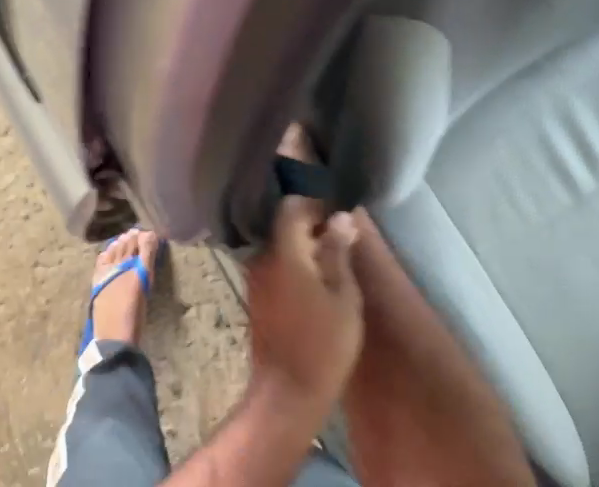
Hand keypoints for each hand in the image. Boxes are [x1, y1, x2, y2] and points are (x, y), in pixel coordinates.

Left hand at [245, 194, 363, 413]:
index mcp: (284, 251)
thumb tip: (341, 216)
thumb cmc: (324, 345)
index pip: (292, 205)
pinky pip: (274, 264)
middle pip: (283, 223)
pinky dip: (293, 262)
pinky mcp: (255, 295)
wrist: (287, 394)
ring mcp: (255, 277)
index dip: (317, 204)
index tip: (341, 217)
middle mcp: (262, 257)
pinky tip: (315, 280)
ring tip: (332, 260)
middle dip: (311, 224)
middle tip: (341, 238)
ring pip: (279, 243)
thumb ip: (339, 251)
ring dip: (302, 245)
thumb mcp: (343, 296)